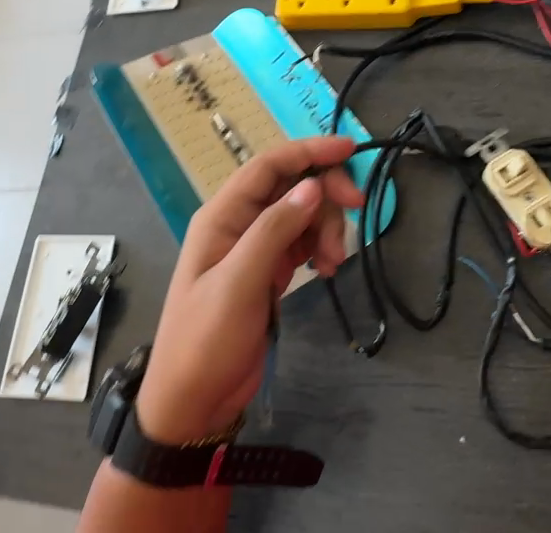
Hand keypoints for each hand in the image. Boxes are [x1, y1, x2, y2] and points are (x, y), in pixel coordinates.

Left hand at [134, 137, 363, 443]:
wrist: (193, 401)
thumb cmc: (206, 339)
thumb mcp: (239, 283)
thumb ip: (275, 230)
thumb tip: (313, 185)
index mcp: (223, 215)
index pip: (269, 166)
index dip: (309, 151)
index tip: (350, 148)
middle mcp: (239, 223)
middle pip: (291, 186)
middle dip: (326, 193)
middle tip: (357, 210)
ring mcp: (255, 248)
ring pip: (302, 214)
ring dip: (325, 228)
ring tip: (334, 263)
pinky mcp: (268, 272)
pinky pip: (302, 242)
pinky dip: (320, 248)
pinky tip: (328, 269)